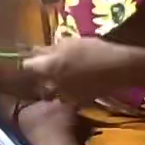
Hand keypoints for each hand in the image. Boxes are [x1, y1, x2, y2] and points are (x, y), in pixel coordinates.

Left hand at [19, 36, 139, 101]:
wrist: (118, 69)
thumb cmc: (94, 50)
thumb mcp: (70, 43)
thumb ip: (50, 49)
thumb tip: (35, 50)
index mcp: (48, 67)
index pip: (27, 66)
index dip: (28, 62)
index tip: (30, 58)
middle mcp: (52, 84)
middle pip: (37, 83)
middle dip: (39, 76)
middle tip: (46, 67)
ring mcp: (64, 95)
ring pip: (51, 92)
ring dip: (52, 86)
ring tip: (61, 77)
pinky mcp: (77, 102)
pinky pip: (65, 98)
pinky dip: (66, 92)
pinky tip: (75, 84)